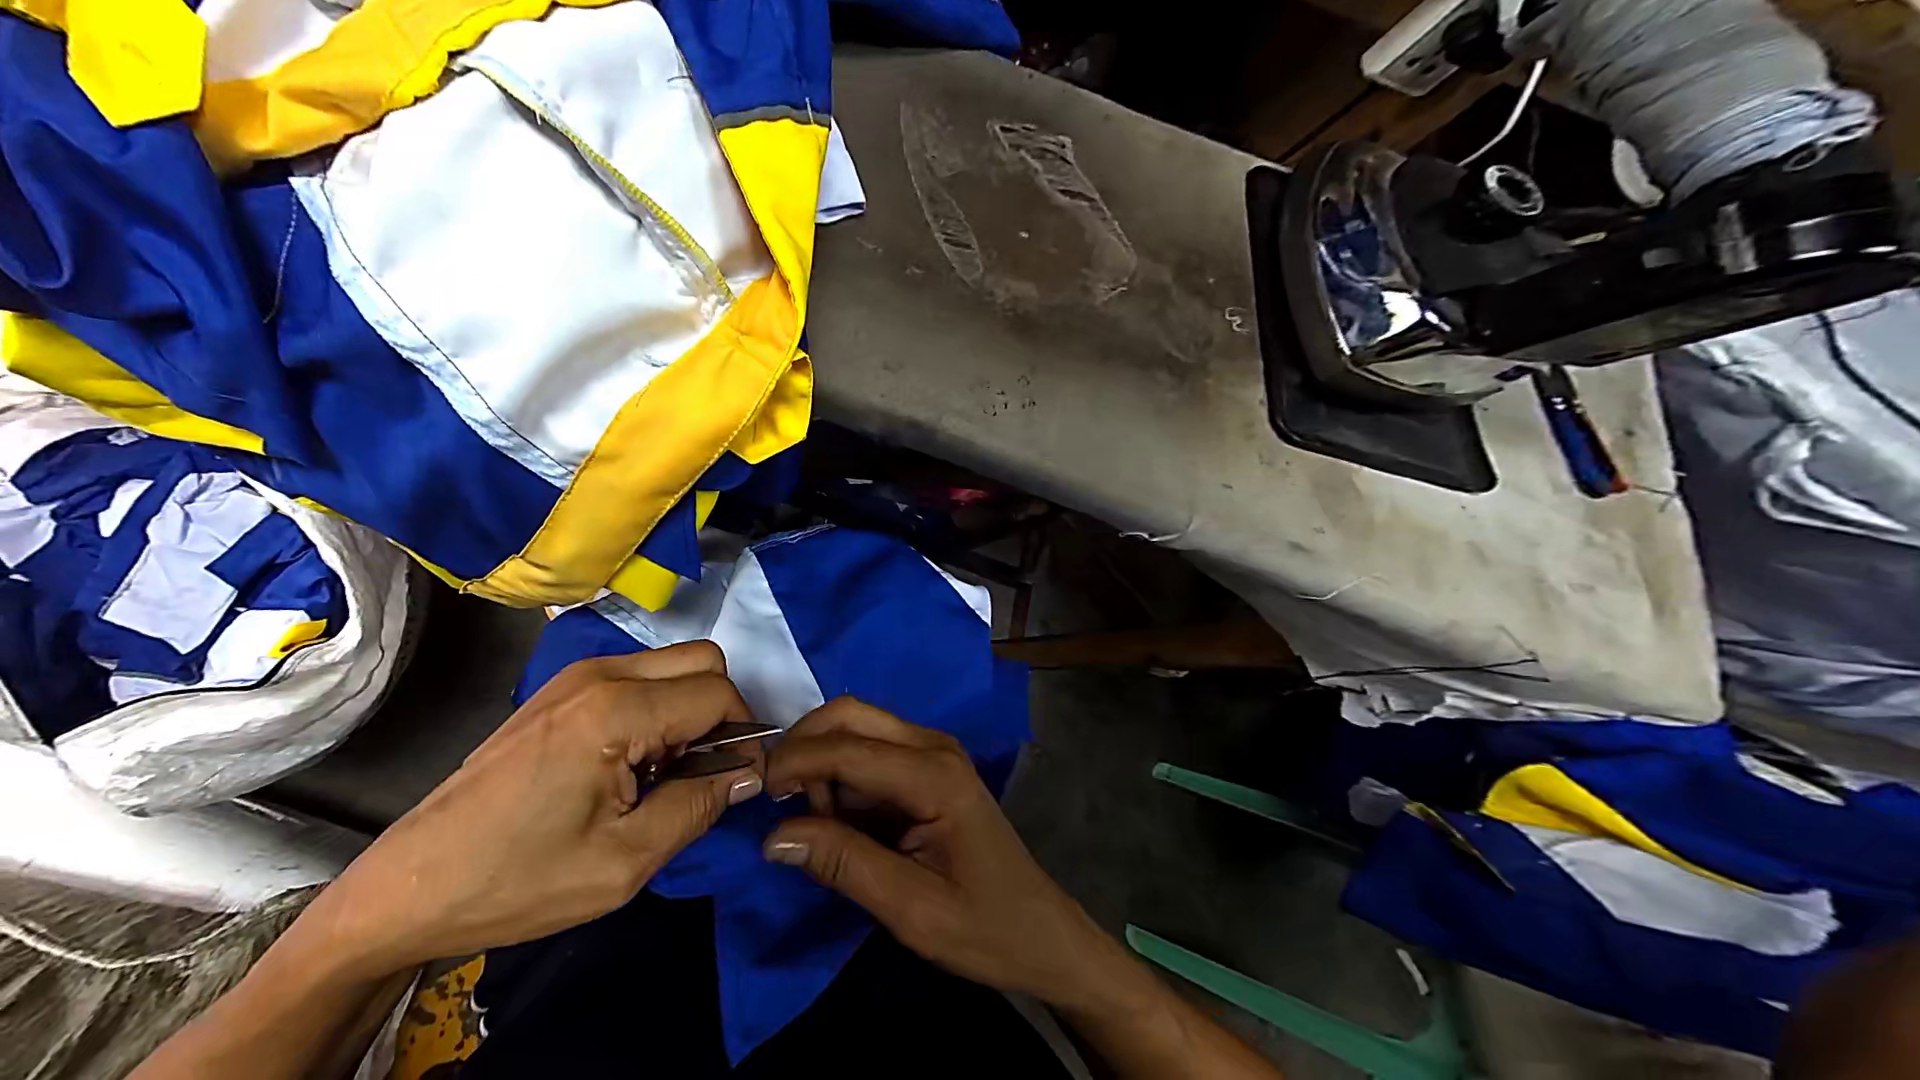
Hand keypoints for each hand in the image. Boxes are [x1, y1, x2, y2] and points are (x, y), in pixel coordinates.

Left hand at [307, 641, 765, 976]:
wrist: (408, 887)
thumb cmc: (517, 880)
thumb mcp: (625, 861)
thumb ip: (700, 805)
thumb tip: (750, 771)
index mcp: (616, 710)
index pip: (719, 693)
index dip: (742, 736)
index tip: (734, 782)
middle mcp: (600, 674)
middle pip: (703, 660)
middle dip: (719, 711)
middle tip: (697, 772)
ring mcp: (575, 677)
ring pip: (673, 665)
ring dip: (687, 710)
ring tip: (659, 773)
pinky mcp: (560, 690)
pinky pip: (639, 677)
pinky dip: (657, 708)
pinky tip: (627, 763)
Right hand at [759, 698, 1116, 1008]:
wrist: (1041, 933)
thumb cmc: (983, 927)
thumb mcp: (910, 909)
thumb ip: (842, 864)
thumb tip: (773, 836)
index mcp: (934, 775)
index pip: (845, 747)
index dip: (793, 763)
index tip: (754, 796)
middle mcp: (933, 746)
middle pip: (849, 715)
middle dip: (804, 747)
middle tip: (777, 803)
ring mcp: (933, 753)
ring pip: (856, 729)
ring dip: (822, 764)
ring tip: (817, 829)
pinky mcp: (929, 768)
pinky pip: (870, 753)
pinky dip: (841, 778)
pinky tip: (841, 825)